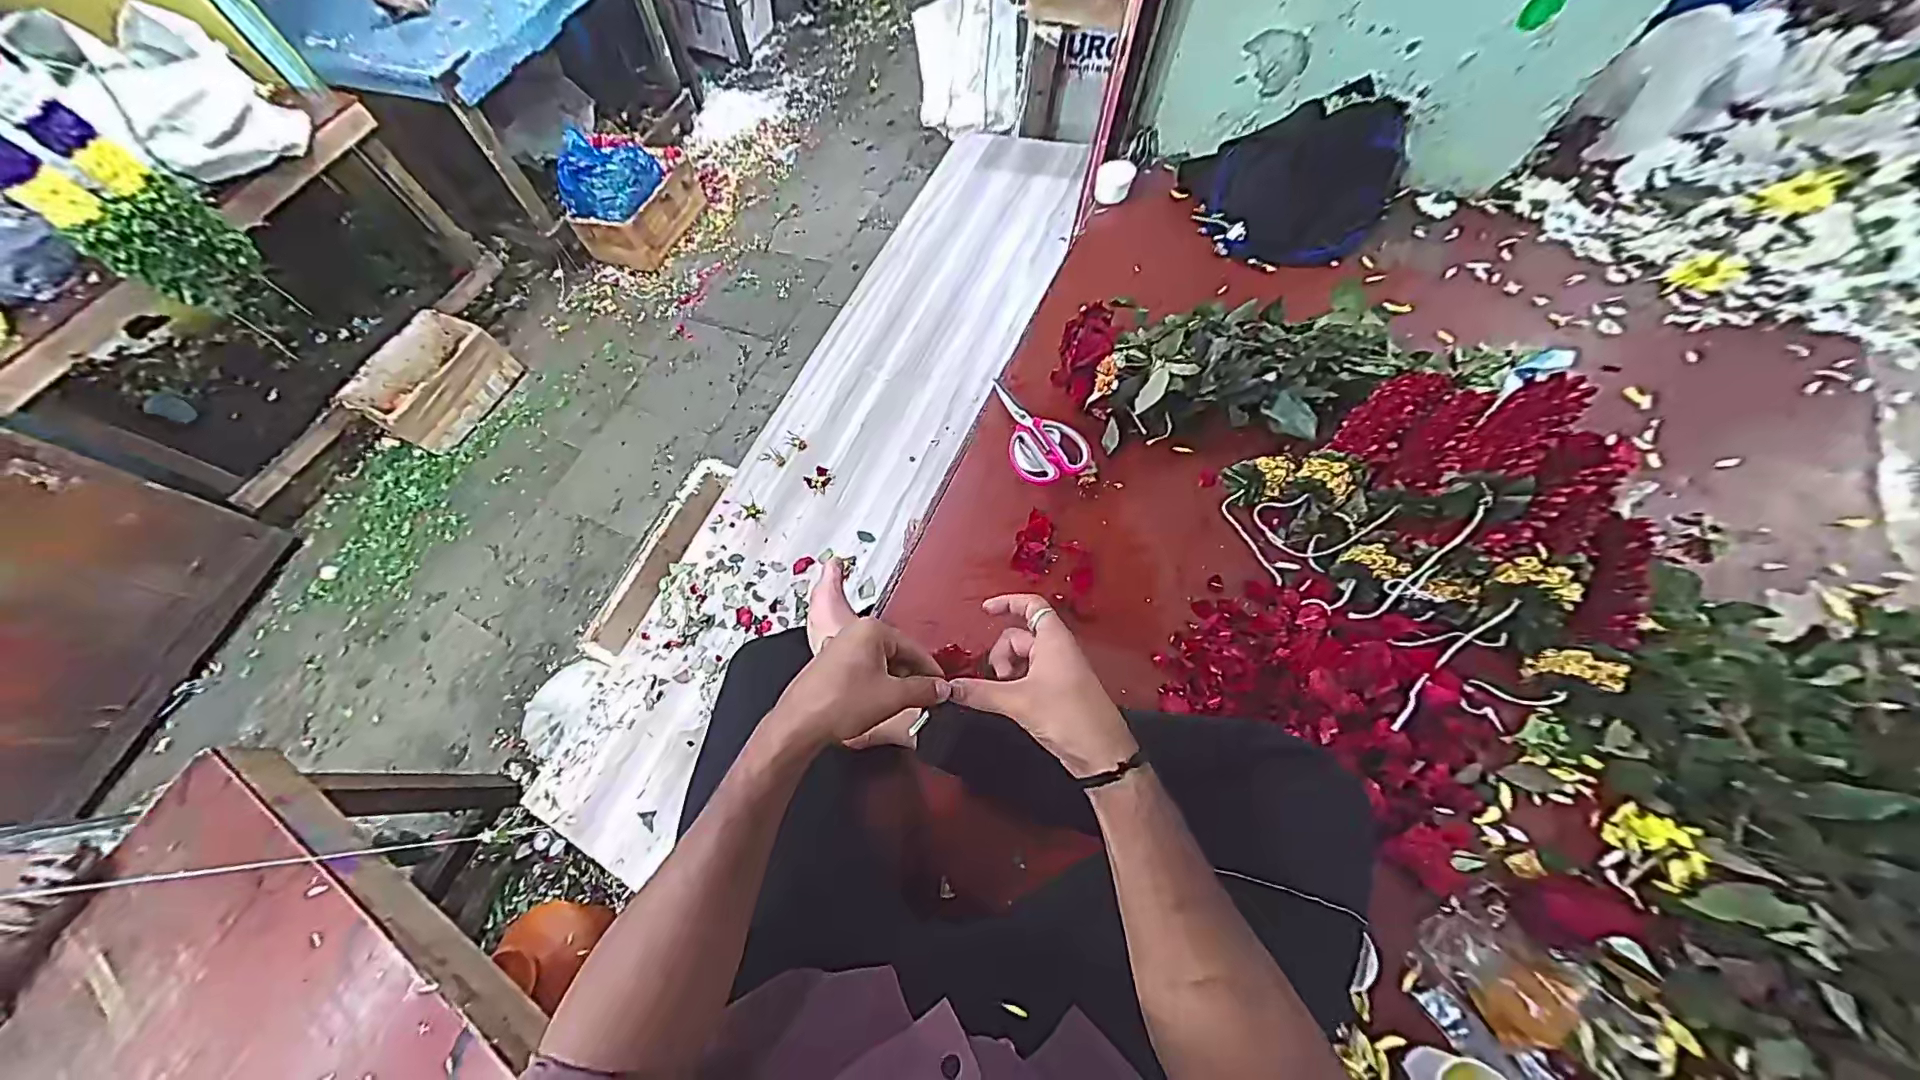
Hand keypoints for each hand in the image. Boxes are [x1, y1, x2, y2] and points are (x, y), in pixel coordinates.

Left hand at [769, 617, 950, 749]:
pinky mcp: (831, 664)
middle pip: (898, 653)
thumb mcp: (893, 697)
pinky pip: (864, 670)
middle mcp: (854, 632)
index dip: (931, 671)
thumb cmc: (838, 704)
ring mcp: (840, 646)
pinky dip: (875, 685)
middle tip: (924, 699)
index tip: (941, 688)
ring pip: (881, 663)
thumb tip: (940, 688)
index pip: (915, 648)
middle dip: (911, 677)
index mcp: (871, 629)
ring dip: (894, 683)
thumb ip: (924, 689)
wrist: (798, 725)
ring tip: (899, 705)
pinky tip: (877, 704)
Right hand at [947, 594, 1138, 777]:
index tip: (985, 610)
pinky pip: (1029, 676)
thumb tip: (950, 688)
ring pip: (1022, 658)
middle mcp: (1056, 649)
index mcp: (1053, 639)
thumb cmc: (1067, 716)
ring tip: (1004, 695)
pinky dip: (1015, 684)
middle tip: (999, 680)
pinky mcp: (1057, 690)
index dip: (1007, 602)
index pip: (1030, 605)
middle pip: (1018, 636)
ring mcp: (1058, 670)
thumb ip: (980, 693)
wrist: (1101, 753)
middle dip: (1002, 654)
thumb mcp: (1018, 702)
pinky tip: (1009, 703)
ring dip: (1007, 672)